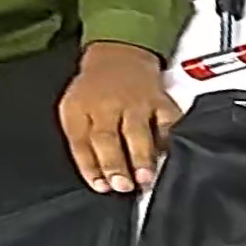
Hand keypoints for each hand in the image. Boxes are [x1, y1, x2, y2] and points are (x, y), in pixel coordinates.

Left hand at [58, 41, 179, 193]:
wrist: (119, 59)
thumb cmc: (96, 91)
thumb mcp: (76, 110)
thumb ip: (85, 138)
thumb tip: (99, 172)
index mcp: (80, 110)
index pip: (81, 142)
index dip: (91, 166)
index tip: (101, 186)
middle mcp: (107, 107)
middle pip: (108, 138)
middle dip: (116, 163)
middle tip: (123, 185)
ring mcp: (137, 104)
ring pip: (138, 133)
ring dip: (142, 157)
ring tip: (146, 177)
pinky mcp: (163, 103)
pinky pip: (168, 125)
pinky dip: (170, 140)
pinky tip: (169, 155)